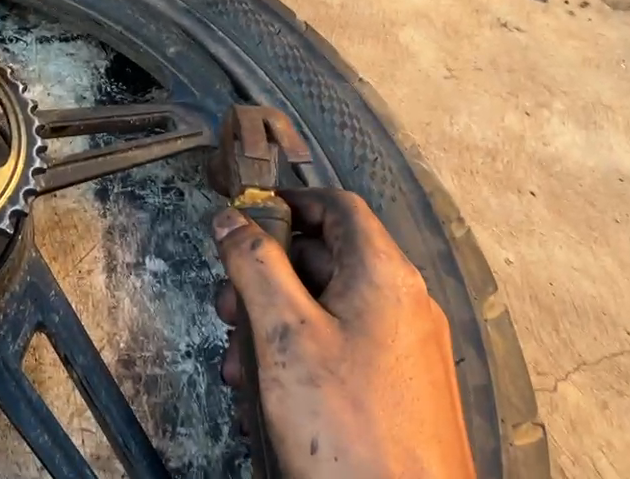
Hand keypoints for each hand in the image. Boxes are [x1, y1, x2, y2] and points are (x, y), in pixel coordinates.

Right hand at [213, 190, 475, 478]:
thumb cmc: (349, 428)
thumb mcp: (285, 333)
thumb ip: (254, 263)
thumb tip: (232, 217)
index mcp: (384, 275)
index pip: (336, 205)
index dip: (287, 201)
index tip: (242, 219)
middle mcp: (401, 303)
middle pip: (322, 257)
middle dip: (264, 275)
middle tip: (228, 306)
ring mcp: (402, 348)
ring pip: (323, 307)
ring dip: (271, 322)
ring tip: (238, 364)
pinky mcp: (395, 388)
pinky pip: (338, 347)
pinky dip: (296, 356)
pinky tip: (264, 396)